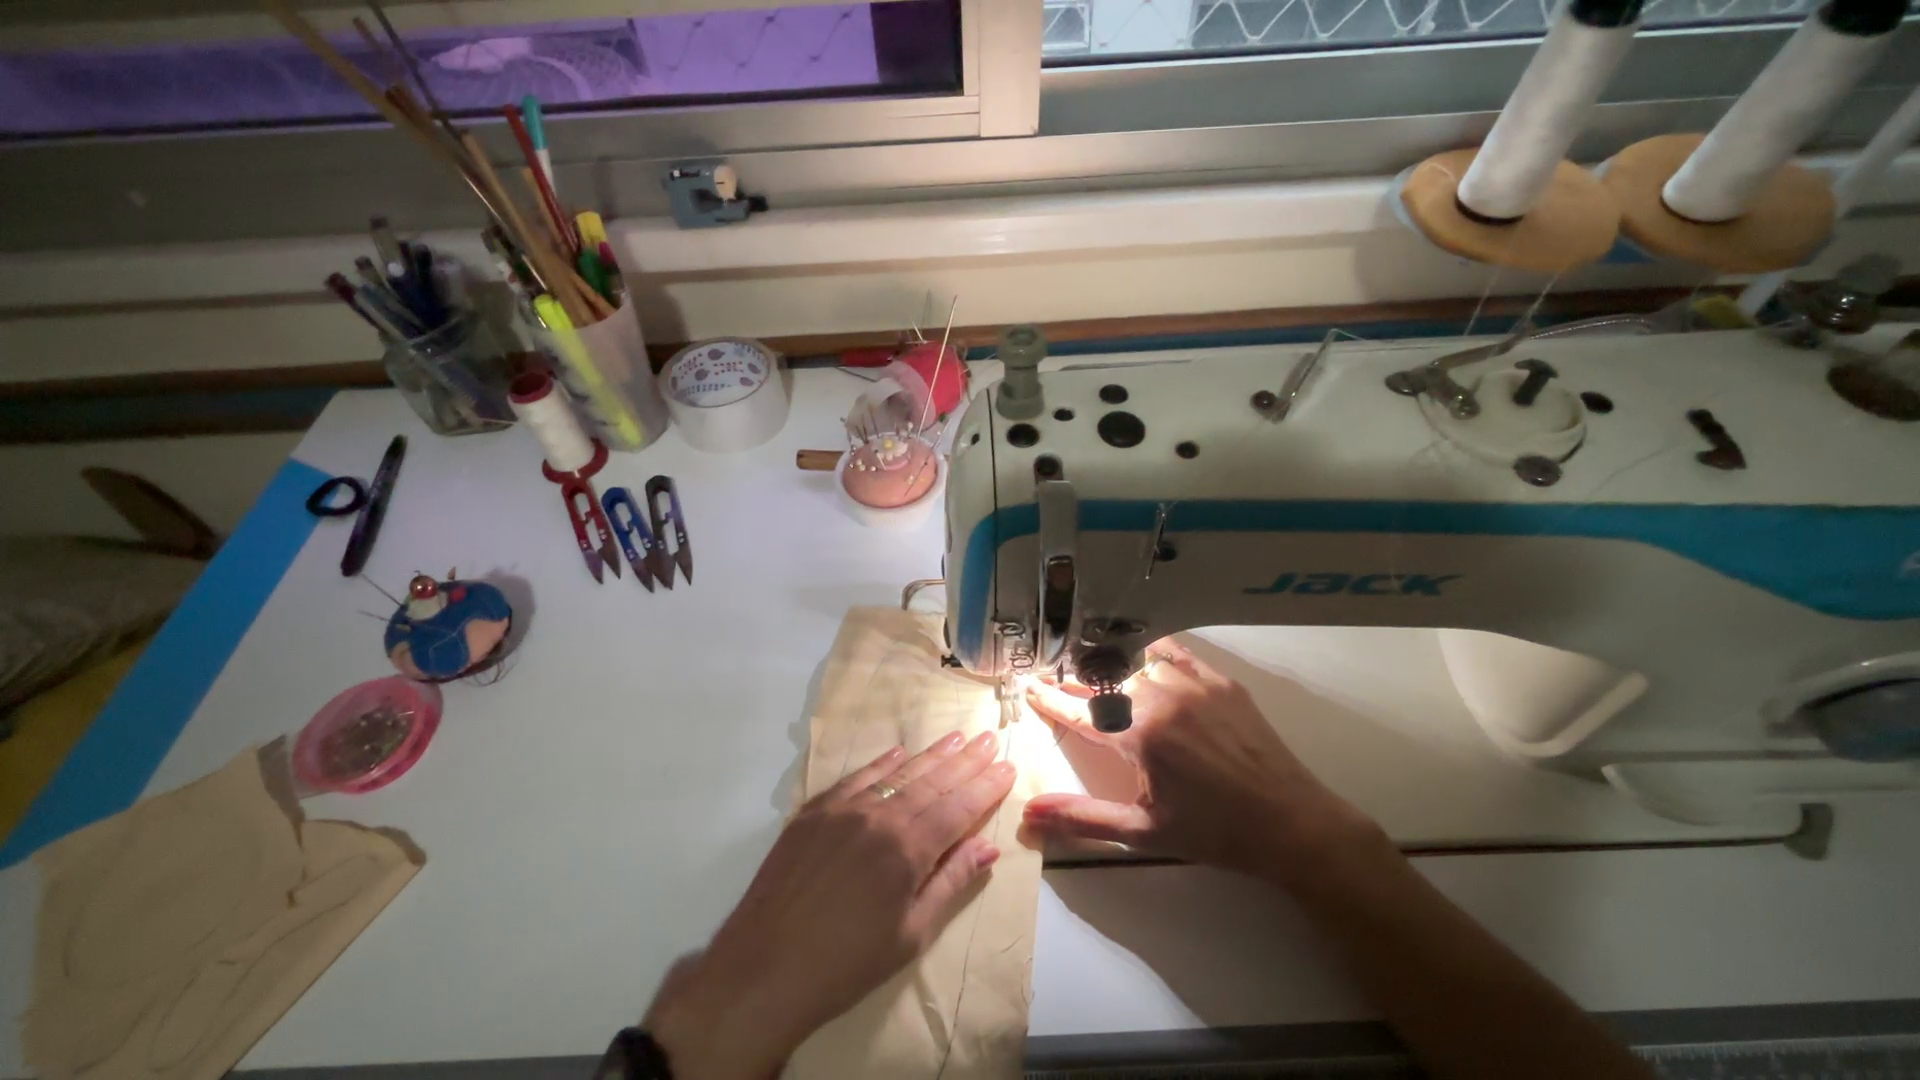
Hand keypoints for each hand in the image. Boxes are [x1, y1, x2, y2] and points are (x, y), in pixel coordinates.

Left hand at [645, 730, 1017, 1079]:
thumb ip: (950, 883)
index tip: (1008, 766)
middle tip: (990, 738)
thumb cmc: (847, 963)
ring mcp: (843, 810)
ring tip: (957, 738)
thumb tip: (988, 847)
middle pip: (932, 782)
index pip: (958, 807)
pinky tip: (898, 753)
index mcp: (908, 849)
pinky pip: (855, 778)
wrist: (764, 967)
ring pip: (897, 774)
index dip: (986, 786)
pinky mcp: (813, 813)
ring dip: (930, 755)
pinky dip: (880, 764)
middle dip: (966, 761)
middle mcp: (879, 817)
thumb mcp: (911, 934)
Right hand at [1023, 638, 1384, 885]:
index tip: (1027, 685)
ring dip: (1112, 670)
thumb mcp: (1143, 832)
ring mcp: (1193, 684)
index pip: (1079, 711)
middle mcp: (1161, 698)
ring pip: (1137, 663)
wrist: (1290, 823)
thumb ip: (1082, 818)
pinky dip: (1152, 652)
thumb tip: (1028, 816)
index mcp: (1138, 735)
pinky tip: (1142, 657)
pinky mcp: (1220, 681)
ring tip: (1096, 674)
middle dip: (1076, 685)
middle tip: (1057, 683)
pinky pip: (1176, 653)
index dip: (1049, 699)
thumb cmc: (1213, 832)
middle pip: (1104, 682)